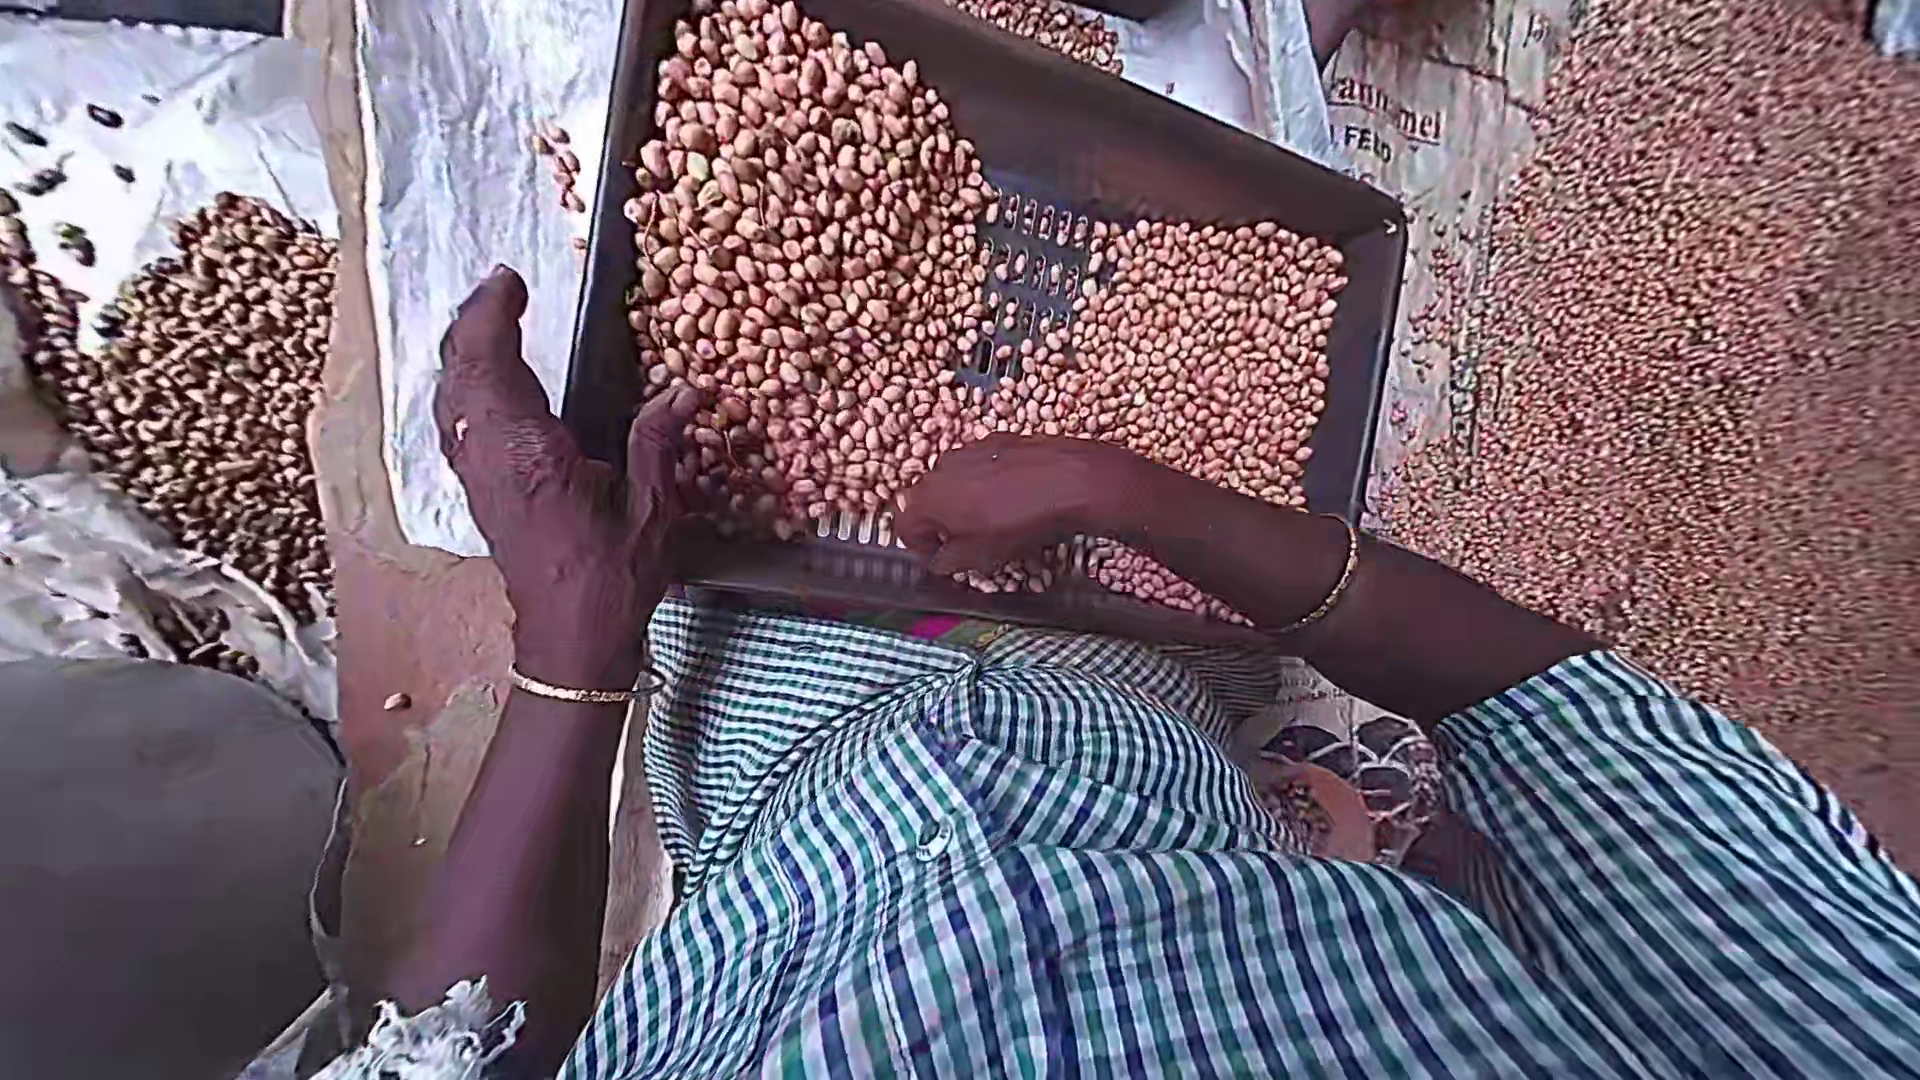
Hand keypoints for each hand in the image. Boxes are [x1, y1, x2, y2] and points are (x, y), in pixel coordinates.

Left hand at [435, 266, 700, 687]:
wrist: (571, 636)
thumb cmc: (616, 578)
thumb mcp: (654, 511)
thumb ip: (657, 444)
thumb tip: (685, 389)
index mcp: (531, 456)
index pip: (493, 365)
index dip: (494, 314)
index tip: (511, 280)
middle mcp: (489, 459)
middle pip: (460, 371)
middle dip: (475, 321)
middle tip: (505, 290)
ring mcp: (475, 476)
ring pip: (449, 395)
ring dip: (466, 351)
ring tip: (495, 323)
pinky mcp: (478, 491)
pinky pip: (457, 422)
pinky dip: (465, 386)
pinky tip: (487, 384)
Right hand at [895, 434, 1147, 573]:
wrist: (1072, 481)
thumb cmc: (1019, 522)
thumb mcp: (981, 556)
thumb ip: (951, 561)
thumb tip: (943, 562)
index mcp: (927, 497)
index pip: (904, 526)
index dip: (920, 548)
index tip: (940, 560)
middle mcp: (941, 466)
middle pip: (929, 500)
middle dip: (942, 523)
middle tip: (966, 545)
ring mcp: (971, 448)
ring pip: (956, 481)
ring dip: (966, 502)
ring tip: (994, 522)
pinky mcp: (999, 438)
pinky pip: (983, 466)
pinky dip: (989, 483)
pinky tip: (1015, 499)